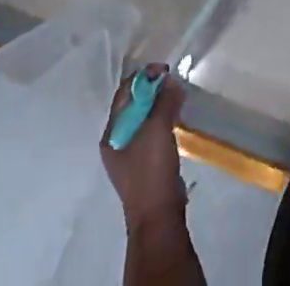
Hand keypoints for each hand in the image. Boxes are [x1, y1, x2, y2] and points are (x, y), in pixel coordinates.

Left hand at [101, 64, 187, 229]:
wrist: (158, 217)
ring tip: (177, 98)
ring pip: (143, 120)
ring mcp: (129, 155)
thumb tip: (171, 81)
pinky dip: (162, 122)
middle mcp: (116, 142)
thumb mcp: (157, 131)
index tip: (164, 71)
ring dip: (158, 106)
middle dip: (152, 91)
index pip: (124, 93)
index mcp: (111, 133)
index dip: (143, 78)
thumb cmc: (151, 171)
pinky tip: (176, 120)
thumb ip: (164, 103)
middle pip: (132, 106)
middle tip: (173, 83)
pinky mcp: (144, 166)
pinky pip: (151, 135)